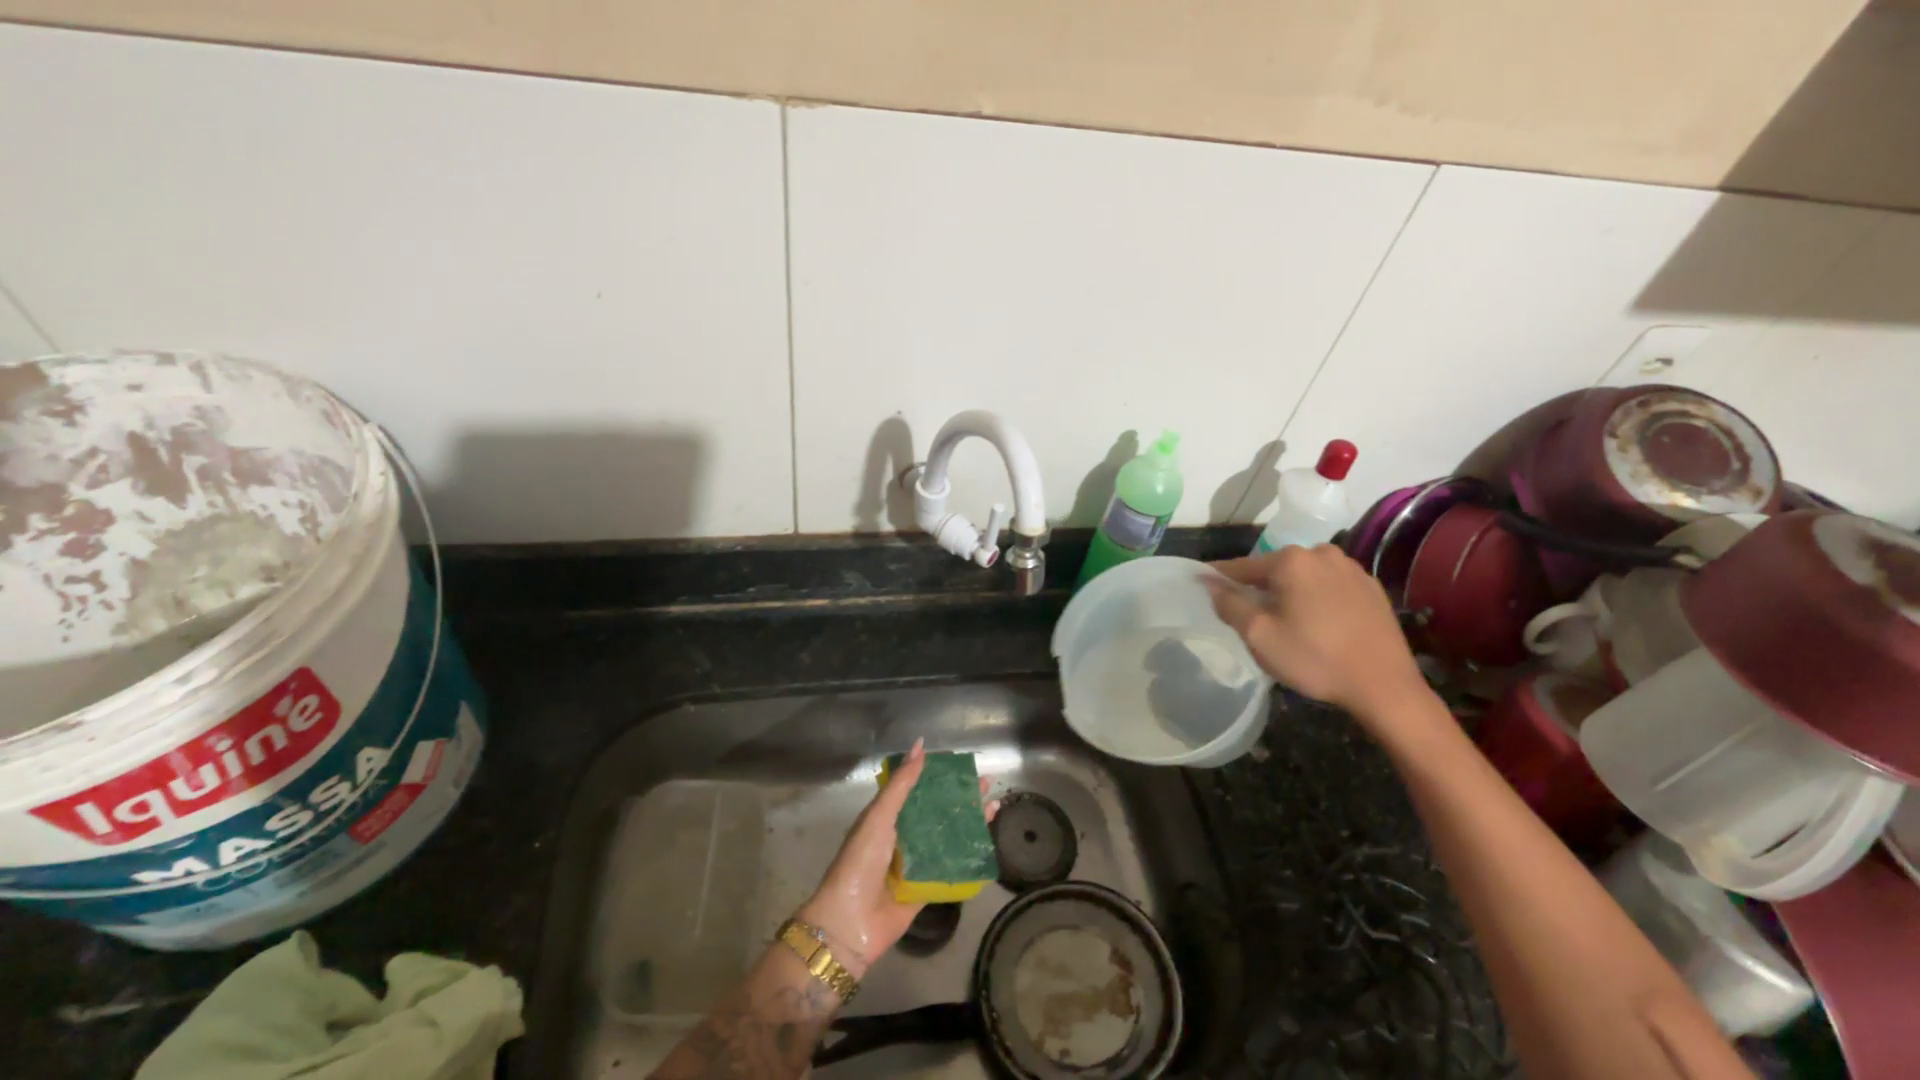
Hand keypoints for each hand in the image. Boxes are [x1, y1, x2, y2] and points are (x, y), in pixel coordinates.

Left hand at [794, 739, 996, 977]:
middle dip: (960, 796)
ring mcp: (916, 863)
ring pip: (948, 837)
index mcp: (886, 817)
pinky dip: (969, 855)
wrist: (851, 922)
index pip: (916, 789)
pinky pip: (951, 868)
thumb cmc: (860, 862)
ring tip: (994, 805)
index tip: (960, 762)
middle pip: (936, 811)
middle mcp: (902, 837)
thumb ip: (901, 785)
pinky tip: (987, 842)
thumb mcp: (878, 817)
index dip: (937, 775)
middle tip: (986, 781)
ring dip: (969, 822)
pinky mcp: (927, 887)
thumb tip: (920, 746)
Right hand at [1208, 545, 1430, 724]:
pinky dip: (1318, 598)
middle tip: (1251, 617)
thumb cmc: (1315, 659)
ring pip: (1305, 576)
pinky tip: (1319, 624)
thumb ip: (1230, 605)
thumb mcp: (1260, 636)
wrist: (1384, 684)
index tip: (1202, 585)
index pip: (1242, 566)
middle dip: (1260, 588)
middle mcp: (1322, 553)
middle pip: (1276, 569)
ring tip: (1286, 622)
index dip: (1220, 578)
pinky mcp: (1371, 587)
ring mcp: (1351, 569)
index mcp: (1291, 561)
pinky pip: (1331, 586)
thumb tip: (1208, 583)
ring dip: (1291, 593)